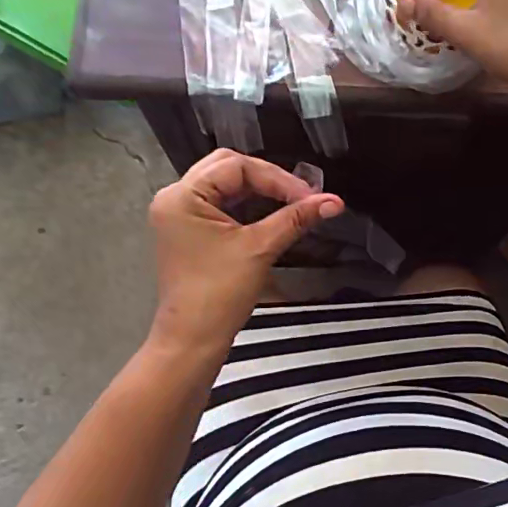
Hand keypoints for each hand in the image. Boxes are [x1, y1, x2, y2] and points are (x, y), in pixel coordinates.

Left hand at [147, 149, 343, 350]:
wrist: (194, 339)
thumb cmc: (218, 295)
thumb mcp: (260, 249)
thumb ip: (295, 219)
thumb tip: (332, 202)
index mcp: (182, 196)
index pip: (236, 167)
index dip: (277, 178)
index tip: (308, 196)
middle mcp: (175, 199)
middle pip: (228, 168)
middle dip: (268, 179)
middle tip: (300, 195)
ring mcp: (181, 216)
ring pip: (226, 186)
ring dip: (259, 191)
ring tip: (292, 202)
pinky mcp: (191, 232)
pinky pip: (222, 205)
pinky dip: (248, 206)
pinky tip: (273, 214)